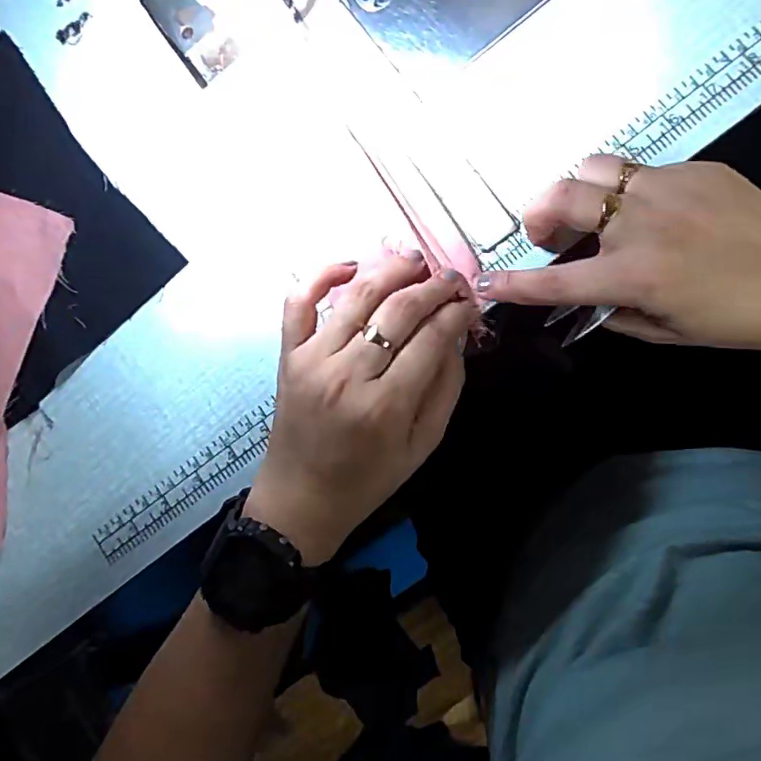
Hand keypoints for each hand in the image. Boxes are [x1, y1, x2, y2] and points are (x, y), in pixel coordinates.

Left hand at [243, 251, 478, 563]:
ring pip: (357, 296)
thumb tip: (457, 334)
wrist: (302, 499)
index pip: (433, 336)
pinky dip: (321, 275)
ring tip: (416, 261)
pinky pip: (298, 303)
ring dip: (391, 270)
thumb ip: (446, 386)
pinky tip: (351, 265)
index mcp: (386, 405)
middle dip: (435, 286)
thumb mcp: (425, 442)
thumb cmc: (370, 477)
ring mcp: (312, 360)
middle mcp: (347, 375)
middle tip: (453, 279)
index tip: (472, 303)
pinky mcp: (288, 354)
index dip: (459, 311)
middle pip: (399, 309)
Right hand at [475, 156, 760, 357]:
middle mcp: (641, 222)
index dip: (515, 285)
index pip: (557, 281)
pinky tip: (657, 210)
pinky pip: (644, 170)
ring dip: (579, 188)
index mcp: (635, 275)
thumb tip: (589, 299)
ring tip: (592, 210)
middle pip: (561, 196)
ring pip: (597, 168)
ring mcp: (668, 186)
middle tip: (546, 232)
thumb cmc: (745, 322)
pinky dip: (631, 189)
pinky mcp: (696, 167)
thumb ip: (620, 315)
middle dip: (538, 213)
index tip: (486, 283)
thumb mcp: (673, 334)